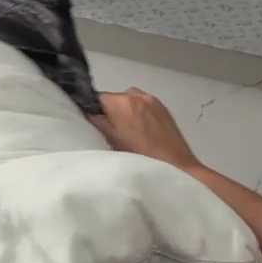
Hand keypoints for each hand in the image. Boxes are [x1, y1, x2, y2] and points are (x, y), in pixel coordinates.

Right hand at [89, 88, 203, 171]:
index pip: (96, 97)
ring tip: (127, 132)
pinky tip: (142, 131)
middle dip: (109, 111)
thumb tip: (84, 110)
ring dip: (124, 111)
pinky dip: (138, 114)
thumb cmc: (139, 157)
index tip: (93, 125)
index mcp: (122, 101)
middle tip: (110, 132)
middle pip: (113, 98)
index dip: (91, 110)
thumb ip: (95, 122)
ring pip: (128, 101)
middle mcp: (137, 94)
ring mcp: (153, 100)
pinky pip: (143, 105)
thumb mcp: (110, 141)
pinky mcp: (164, 109)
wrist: (177, 168)